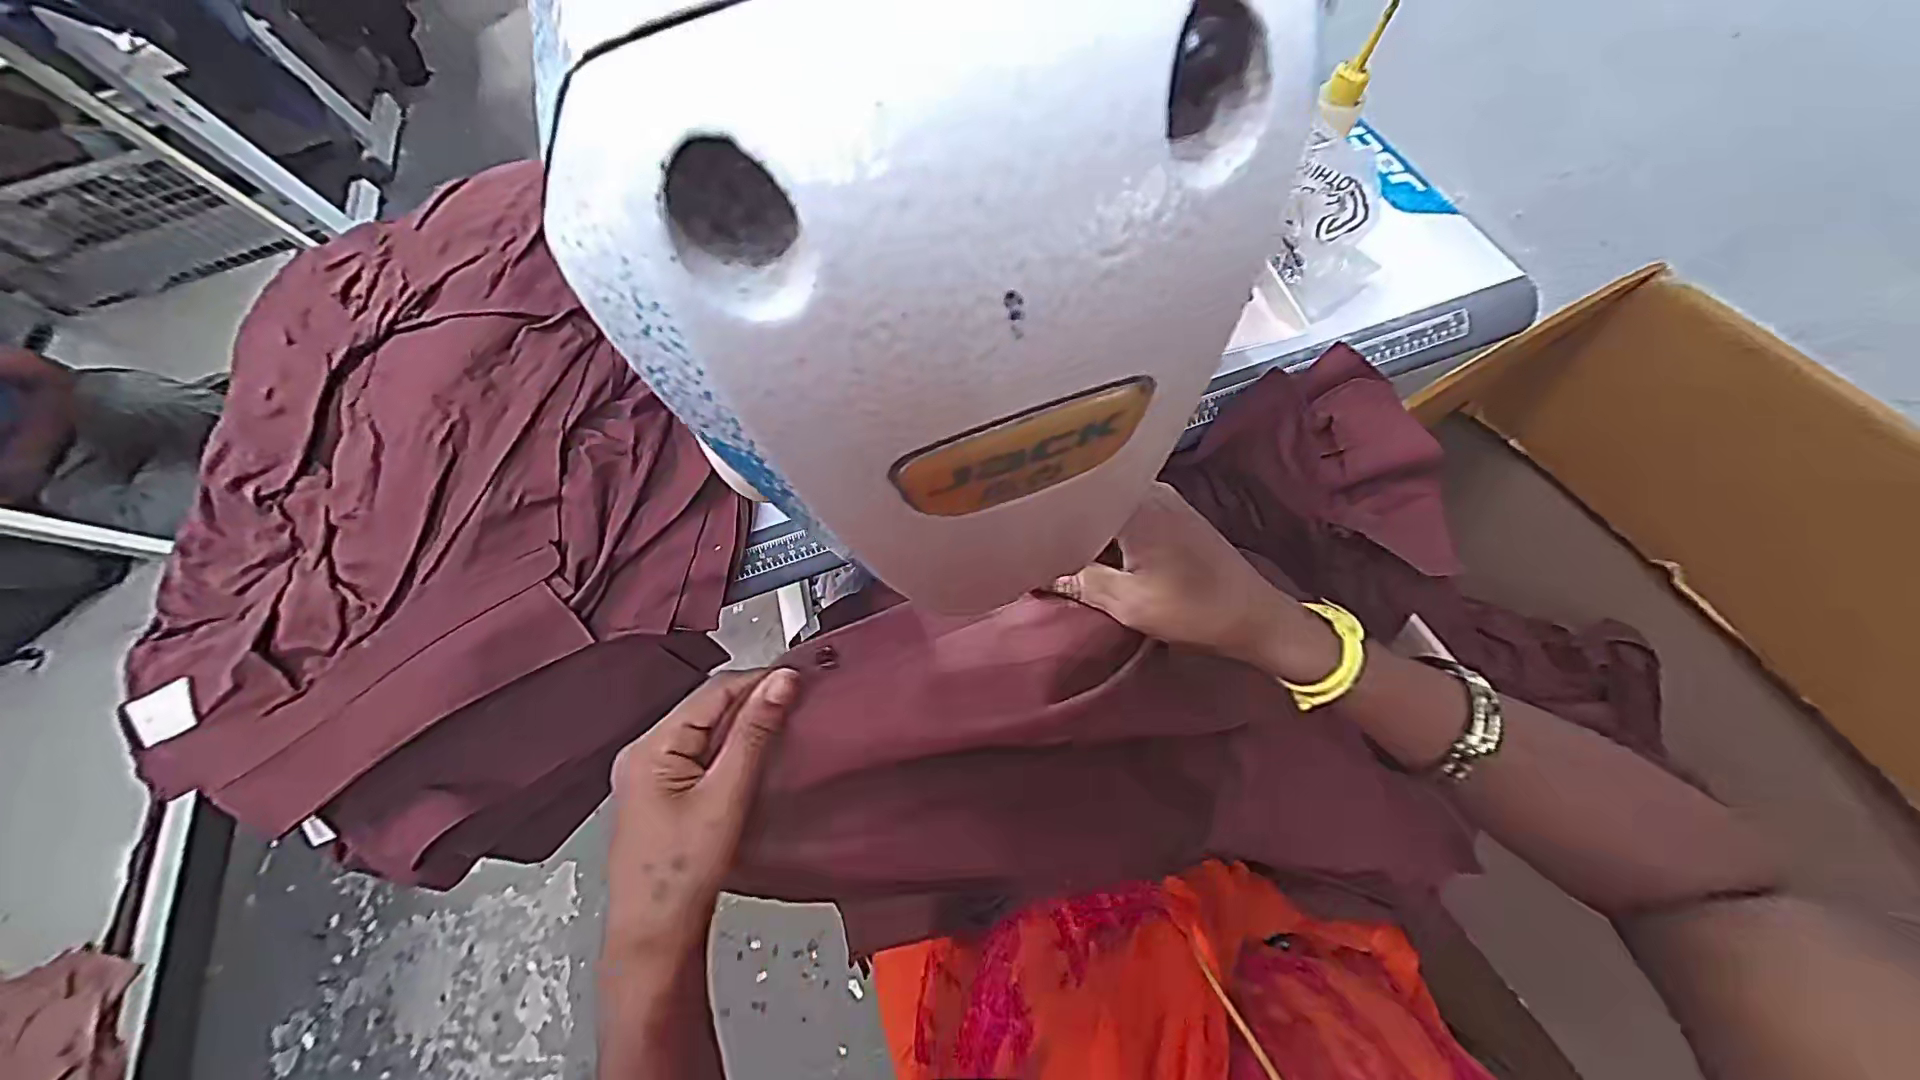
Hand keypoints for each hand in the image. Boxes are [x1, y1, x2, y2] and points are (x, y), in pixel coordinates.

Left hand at [605, 668, 799, 954]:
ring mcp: (650, 773)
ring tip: (782, 723)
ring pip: (708, 728)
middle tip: (795, 700)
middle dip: (753, 701)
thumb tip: (779, 684)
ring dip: (745, 723)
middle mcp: (643, 754)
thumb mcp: (727, 794)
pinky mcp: (663, 790)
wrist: (655, 938)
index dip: (758, 681)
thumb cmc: (679, 877)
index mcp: (649, 748)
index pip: (713, 691)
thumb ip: (755, 732)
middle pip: (708, 707)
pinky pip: (702, 751)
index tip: (795, 679)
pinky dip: (733, 747)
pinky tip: (756, 753)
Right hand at [1047, 482, 1338, 682]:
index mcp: (1137, 504)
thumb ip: (1078, 581)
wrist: (1258, 618)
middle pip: (1090, 493)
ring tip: (1047, 539)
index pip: (1075, 491)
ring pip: (1107, 502)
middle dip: (1059, 514)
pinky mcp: (1173, 515)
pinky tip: (1085, 546)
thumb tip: (1034, 572)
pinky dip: (1103, 528)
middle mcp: (1150, 489)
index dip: (1042, 507)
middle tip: (1023, 531)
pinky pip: (1124, 511)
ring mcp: (1164, 499)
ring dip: (1082, 522)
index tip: (1014, 520)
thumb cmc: (1194, 610)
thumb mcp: (1128, 603)